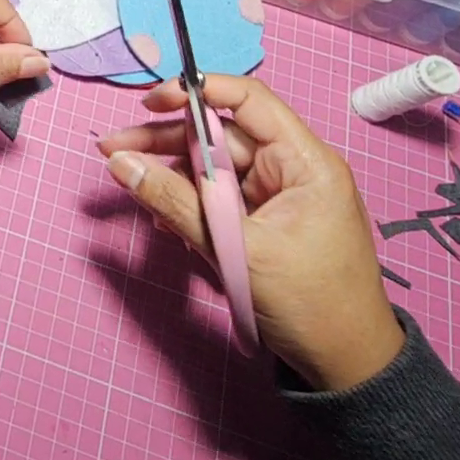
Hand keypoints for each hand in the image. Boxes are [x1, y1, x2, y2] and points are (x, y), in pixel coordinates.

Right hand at [97, 75, 403, 390]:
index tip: (150, 103)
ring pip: (208, 166)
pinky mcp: (259, 217)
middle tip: (113, 151)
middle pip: (215, 135)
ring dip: (169, 177)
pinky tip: (162, 218)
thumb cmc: (310, 304)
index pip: (248, 101)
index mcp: (303, 162)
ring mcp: (273, 194)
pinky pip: (213, 196)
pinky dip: (185, 202)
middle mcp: (288, 168)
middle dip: (163, 142)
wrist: (346, 368)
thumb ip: (174, 201)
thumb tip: (120, 163)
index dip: (197, 92)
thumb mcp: (236, 248)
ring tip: (135, 193)